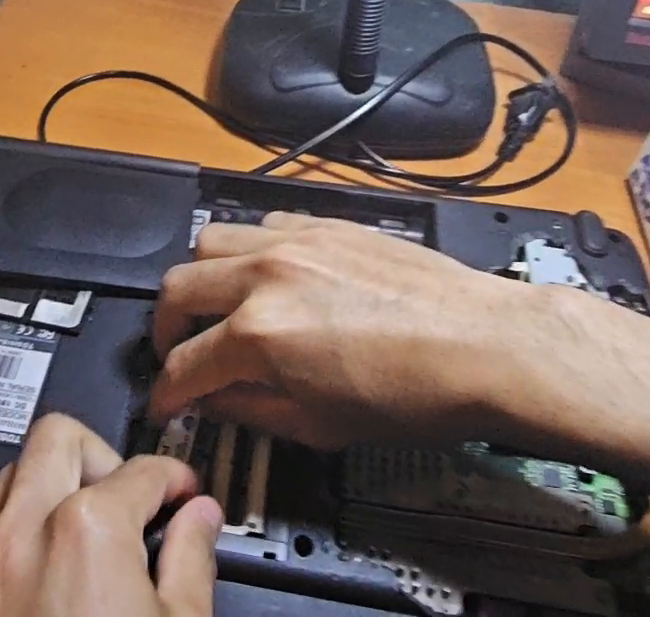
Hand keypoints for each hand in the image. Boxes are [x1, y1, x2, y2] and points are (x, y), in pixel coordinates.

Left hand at [0, 413, 222, 616]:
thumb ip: (191, 560)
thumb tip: (198, 521)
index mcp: (85, 532)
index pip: (142, 468)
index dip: (176, 478)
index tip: (186, 495)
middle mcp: (22, 537)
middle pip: (59, 436)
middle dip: (104, 455)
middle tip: (132, 496)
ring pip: (14, 474)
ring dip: (56, 485)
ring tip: (92, 528)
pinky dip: (22, 528)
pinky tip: (53, 567)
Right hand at [151, 212, 556, 448]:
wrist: (483, 343)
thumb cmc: (415, 395)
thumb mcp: (322, 426)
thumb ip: (251, 409)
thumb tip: (214, 399)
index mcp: (261, 334)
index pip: (183, 364)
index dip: (167, 394)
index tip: (169, 403)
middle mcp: (266, 275)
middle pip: (177, 287)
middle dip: (165, 328)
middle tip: (180, 351)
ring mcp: (295, 241)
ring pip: (210, 239)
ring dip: (201, 278)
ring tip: (219, 305)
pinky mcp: (325, 223)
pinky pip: (263, 223)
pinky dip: (249, 250)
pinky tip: (270, 276)